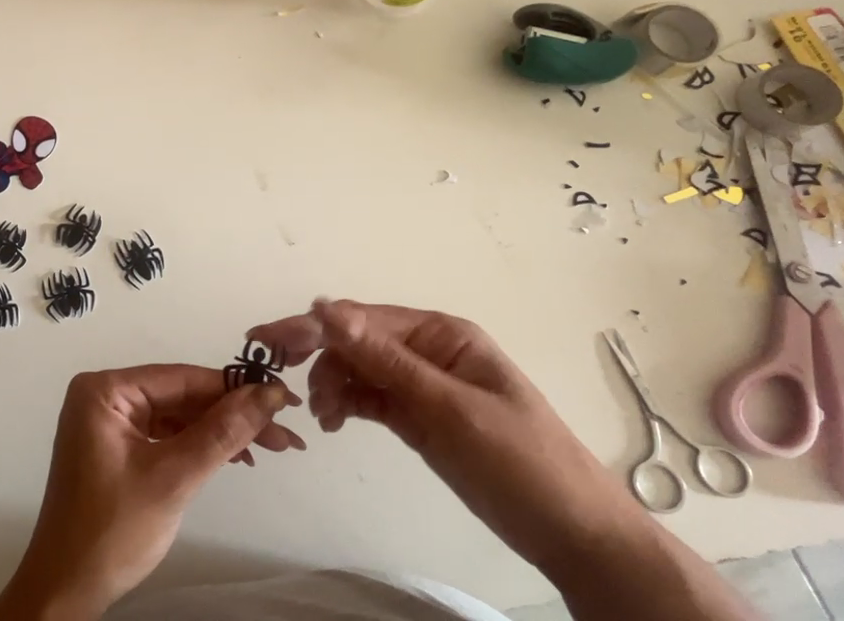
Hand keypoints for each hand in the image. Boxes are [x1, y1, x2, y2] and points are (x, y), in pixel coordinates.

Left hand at [0, 365, 300, 620]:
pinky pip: (164, 434)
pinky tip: (233, 456)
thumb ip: (221, 432)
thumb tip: (267, 394)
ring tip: (273, 447)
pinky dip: (198, 445)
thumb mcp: (173, 477)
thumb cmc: (114, 528)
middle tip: (287, 434)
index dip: (234, 388)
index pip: (180, 378)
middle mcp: (103, 396)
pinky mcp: (115, 446)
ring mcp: (108, 422)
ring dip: (221, 431)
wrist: (68, 582)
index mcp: (104, 390)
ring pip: (176, 415)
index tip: (284, 399)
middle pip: (180, 395)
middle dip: (232, 414)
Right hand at [247, 301, 638, 574]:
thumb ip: (386, 360)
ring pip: (355, 369)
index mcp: (441, 334)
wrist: (573, 534)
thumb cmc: (522, 463)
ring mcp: (420, 384)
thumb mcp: (451, 408)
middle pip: (353, 340)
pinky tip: (335, 422)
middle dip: (314, 353)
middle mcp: (426, 350)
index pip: (362, 319)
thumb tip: (325, 309)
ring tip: (325, 417)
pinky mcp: (416, 416)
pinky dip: (345, 404)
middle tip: (274, 371)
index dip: (313, 326)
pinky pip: (367, 396)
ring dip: (330, 384)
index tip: (269, 342)